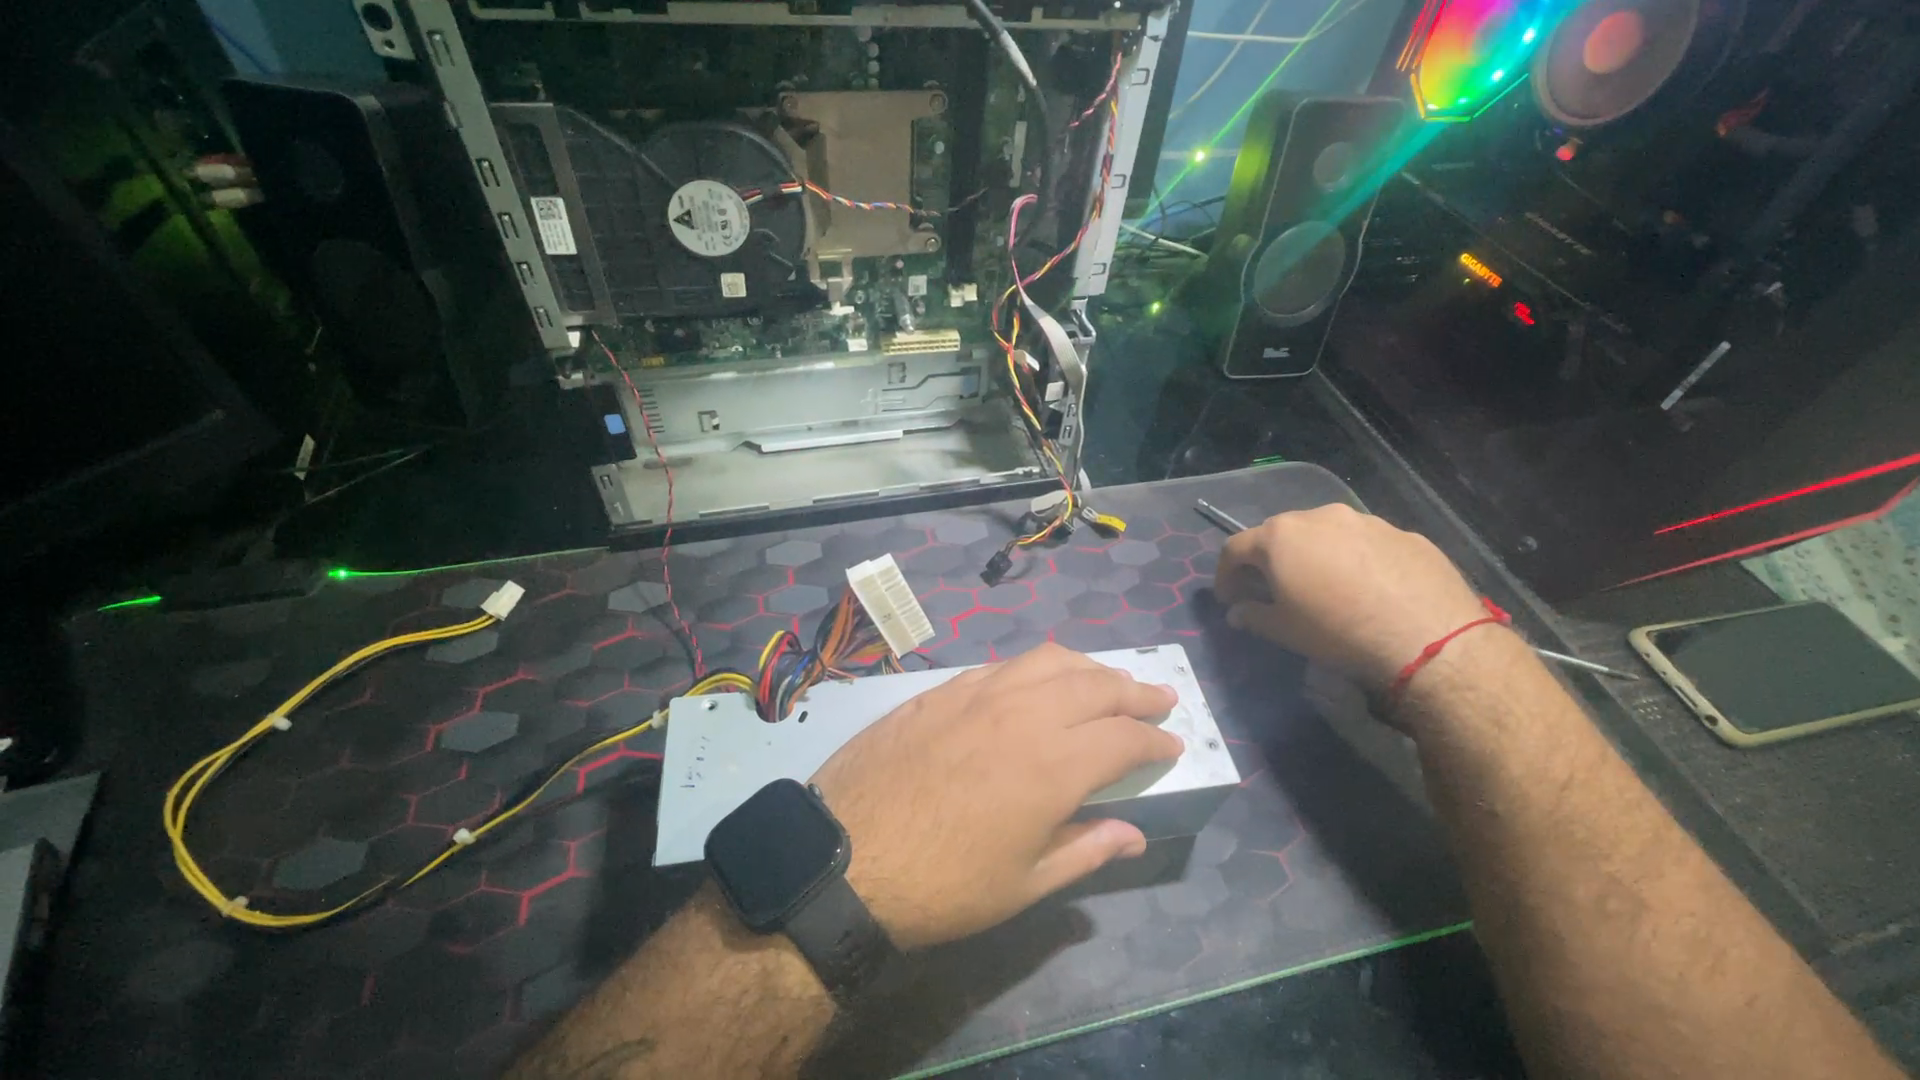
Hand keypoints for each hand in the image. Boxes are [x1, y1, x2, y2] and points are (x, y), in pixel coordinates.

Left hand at [808, 643, 1182, 948]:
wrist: (846, 858)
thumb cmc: (943, 884)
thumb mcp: (1024, 883)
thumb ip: (1086, 849)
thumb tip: (1133, 835)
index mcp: (1055, 763)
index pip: (1124, 737)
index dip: (1155, 740)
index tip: (1171, 745)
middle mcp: (1024, 713)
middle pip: (1095, 685)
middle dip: (1135, 691)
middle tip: (1158, 698)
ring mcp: (979, 694)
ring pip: (1049, 661)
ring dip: (1088, 668)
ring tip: (1105, 681)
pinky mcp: (942, 690)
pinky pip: (1004, 666)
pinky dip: (1036, 669)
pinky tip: (1037, 684)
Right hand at [1213, 504, 1489, 689]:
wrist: (1428, 636)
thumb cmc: (1339, 632)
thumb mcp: (1285, 631)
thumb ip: (1253, 616)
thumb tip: (1237, 612)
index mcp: (1281, 537)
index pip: (1235, 548)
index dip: (1226, 575)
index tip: (1230, 600)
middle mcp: (1319, 517)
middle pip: (1280, 534)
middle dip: (1270, 561)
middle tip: (1274, 590)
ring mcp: (1365, 521)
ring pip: (1326, 534)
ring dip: (1315, 556)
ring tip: (1326, 589)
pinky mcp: (1403, 533)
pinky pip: (1365, 543)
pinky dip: (1355, 560)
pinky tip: (1368, 590)